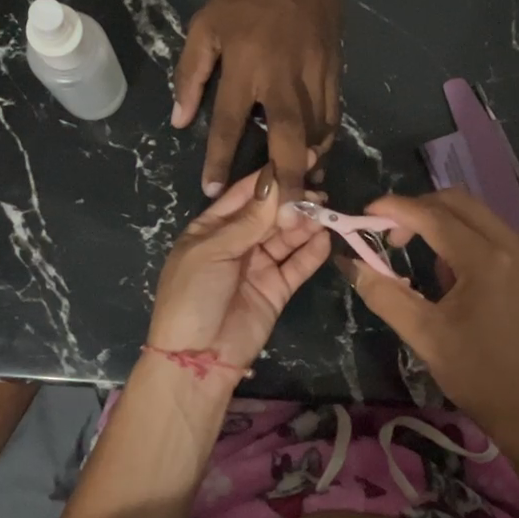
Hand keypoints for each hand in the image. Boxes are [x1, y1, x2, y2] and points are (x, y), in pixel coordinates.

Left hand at [147, 169, 330, 376]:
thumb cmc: (192, 296)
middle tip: (319, 192)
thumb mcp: (212, 251)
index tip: (301, 158)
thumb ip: (248, 220)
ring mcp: (257, 266)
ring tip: (326, 213)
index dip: (272, 178)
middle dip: (293, 202)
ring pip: (286, 237)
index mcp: (211, 228)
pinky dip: (311, 253)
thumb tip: (277, 184)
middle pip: (270, 214)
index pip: (246, 194)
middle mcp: (236, 243)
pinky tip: (325, 239)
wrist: (196, 358)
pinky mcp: (275, 290)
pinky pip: (296, 265)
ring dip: (305, 224)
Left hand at [171, 0, 342, 200]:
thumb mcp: (204, 26)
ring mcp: (313, 77)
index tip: (211, 192)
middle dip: (286, 180)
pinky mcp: (334, 73)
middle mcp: (280, 80)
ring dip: (308, 165)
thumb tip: (179, 119)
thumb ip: (190, 75)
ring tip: (300, 192)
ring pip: (315, 134)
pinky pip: (332, 117)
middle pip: (287, 141)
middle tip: (283, 213)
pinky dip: (325, 140)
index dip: (218, 162)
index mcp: (243, 67)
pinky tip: (316, 154)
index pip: (227, 125)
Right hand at [340, 189, 518, 432]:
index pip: (435, 217)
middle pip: (458, 202)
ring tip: (417, 256)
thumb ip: (383, 293)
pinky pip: (492, 234)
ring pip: (477, 215)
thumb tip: (350, 264)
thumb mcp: (423, 334)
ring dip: (442, 223)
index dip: (396, 209)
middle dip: (419, 209)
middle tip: (389, 234)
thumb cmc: (475, 374)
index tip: (366, 213)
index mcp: (488, 262)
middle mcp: (515, 246)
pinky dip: (464, 239)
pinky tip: (450, 273)